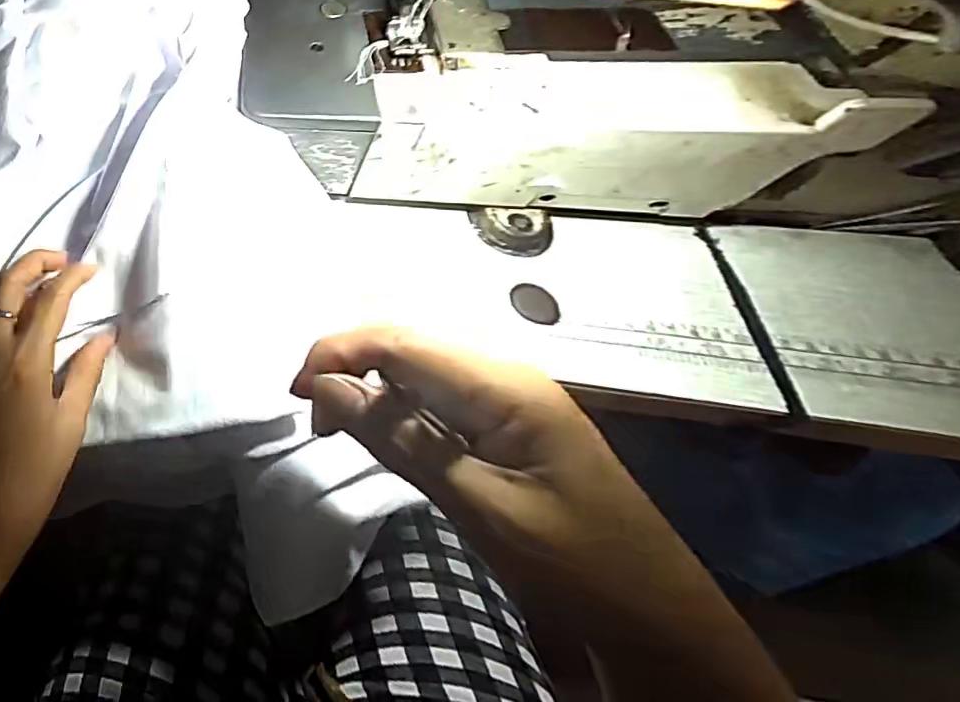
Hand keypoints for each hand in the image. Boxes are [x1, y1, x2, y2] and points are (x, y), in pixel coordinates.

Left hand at [0, 251, 113, 673]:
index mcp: (24, 362)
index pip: (48, 299)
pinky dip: (10, 307)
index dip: (72, 277)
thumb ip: (86, 372)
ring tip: (53, 283)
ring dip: (20, 282)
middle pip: (6, 286)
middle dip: (35, 262)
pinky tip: (33, 321)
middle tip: (65, 259)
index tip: (93, 269)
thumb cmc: (31, 478)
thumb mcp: (69, 425)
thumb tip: (104, 335)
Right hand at [292, 327, 792, 701]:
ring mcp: (507, 396)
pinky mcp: (505, 421)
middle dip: (350, 368)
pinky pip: (438, 398)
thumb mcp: (482, 508)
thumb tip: (327, 387)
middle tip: (314, 419)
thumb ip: (401, 440)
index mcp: (502, 384)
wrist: (662, 619)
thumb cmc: (579, 566)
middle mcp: (502, 374)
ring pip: (418, 370)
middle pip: (406, 345)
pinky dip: (399, 412)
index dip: (339, 353)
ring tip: (338, 428)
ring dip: (372, 390)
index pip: (400, 340)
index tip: (297, 395)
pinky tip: (385, 436)